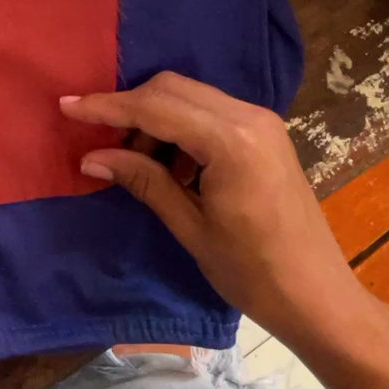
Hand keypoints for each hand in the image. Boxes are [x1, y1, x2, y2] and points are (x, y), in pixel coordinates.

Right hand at [59, 72, 361, 339]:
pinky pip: (207, 111)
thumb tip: (90, 157)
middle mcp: (249, 117)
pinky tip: (169, 166)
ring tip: (137, 165)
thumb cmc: (254, 273)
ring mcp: (261, 122)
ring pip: (187, 96)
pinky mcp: (264, 133)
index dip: (106, 107)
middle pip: (169, 88)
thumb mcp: (190, 227)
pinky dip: (178, 127)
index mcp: (231, 142)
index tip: (67, 107)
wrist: (321, 300)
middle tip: (101, 145)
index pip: (154, 108)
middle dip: (128, 109)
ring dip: (153, 119)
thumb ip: (142, 181)